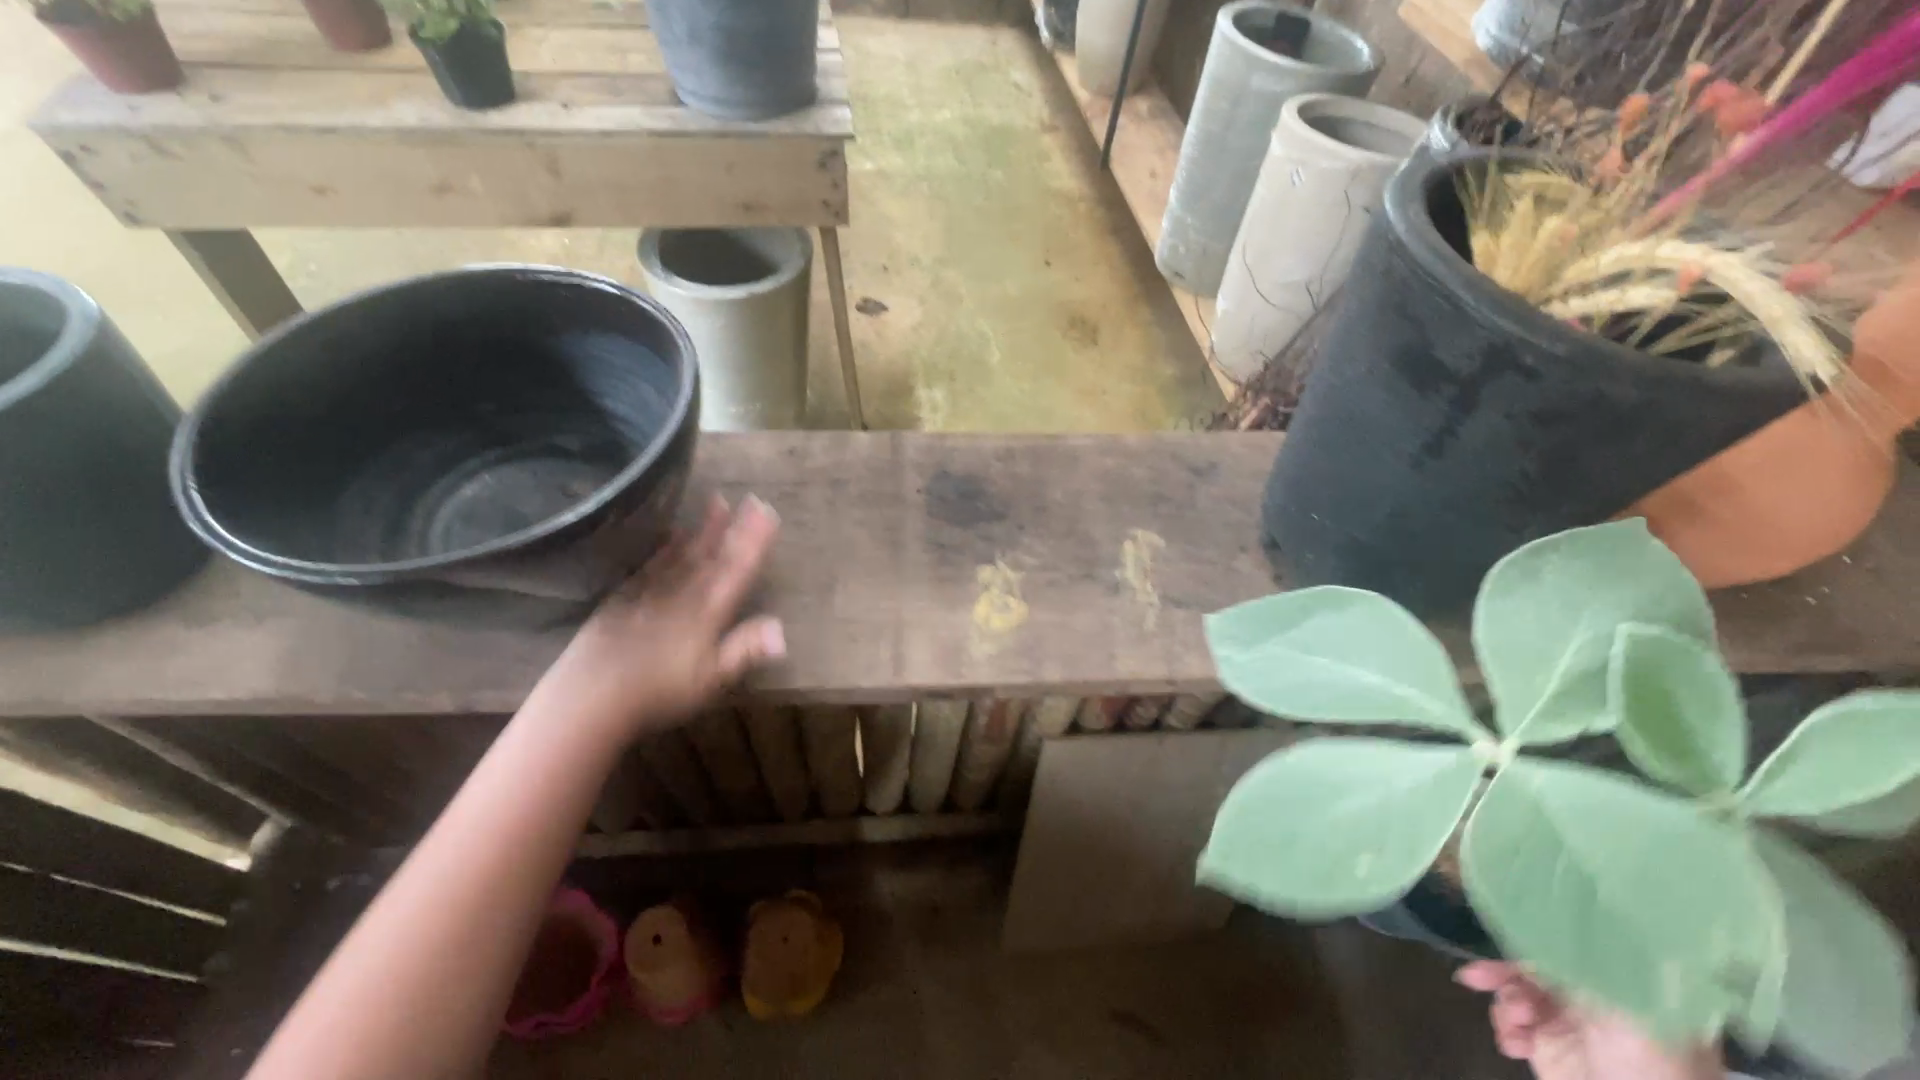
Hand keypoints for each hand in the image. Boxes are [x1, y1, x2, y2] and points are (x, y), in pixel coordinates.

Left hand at [539, 494, 784, 742]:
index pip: (735, 572)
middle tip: (750, 499)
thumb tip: (782, 629)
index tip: (766, 512)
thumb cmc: (657, 693)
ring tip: (717, 502)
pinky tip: (672, 534)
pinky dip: (666, 546)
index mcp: (706, 614)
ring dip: (702, 530)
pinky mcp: (624, 598)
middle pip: (712, 557)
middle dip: (733, 528)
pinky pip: (651, 565)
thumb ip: (744, 650)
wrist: (590, 694)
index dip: (753, 542)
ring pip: (683, 555)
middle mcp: (682, 595)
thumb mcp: (709, 680)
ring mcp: (651, 593)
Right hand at [1456, 962, 1723, 1079]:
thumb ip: (1585, 968)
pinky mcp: (1548, 1052)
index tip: (1498, 940)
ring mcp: (1565, 1027)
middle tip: (1473, 978)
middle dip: (1501, 973)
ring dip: (1506, 1006)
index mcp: (1611, 982)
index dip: (1527, 943)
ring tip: (1517, 1027)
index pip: (1559, 949)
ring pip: (1514, 996)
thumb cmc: (1652, 1063)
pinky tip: (1513, 1045)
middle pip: (1529, 971)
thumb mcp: (1628, 1008)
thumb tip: (1550, 925)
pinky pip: (1512, 1030)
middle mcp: (1585, 999)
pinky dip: (1506, 1032)